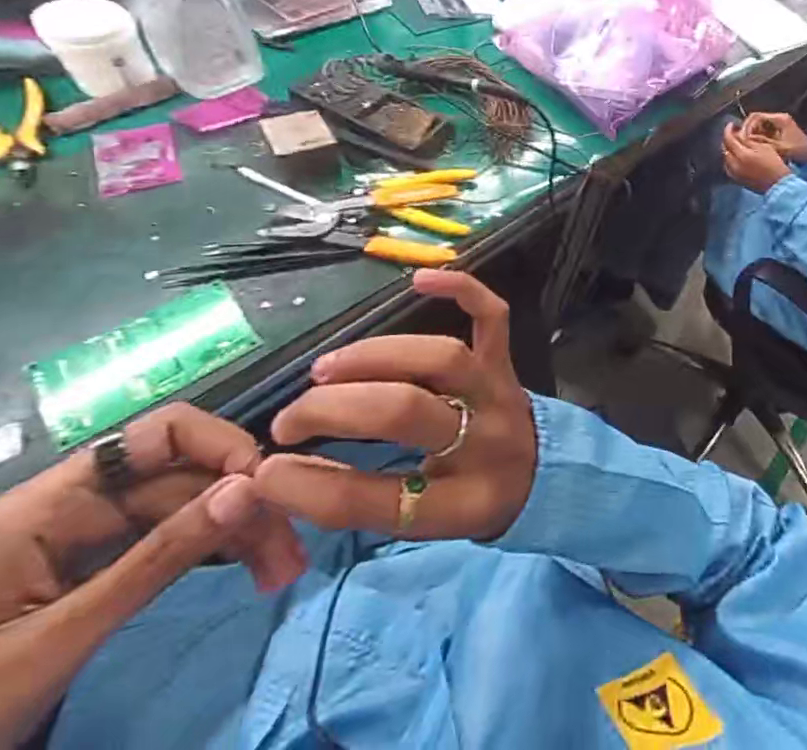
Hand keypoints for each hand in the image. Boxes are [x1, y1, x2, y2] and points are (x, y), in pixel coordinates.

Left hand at [0, 405, 306, 749]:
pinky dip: (202, 557)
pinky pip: (157, 548)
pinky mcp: (84, 578)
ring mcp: (78, 543)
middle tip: (289, 559)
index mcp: (48, 502)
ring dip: (231, 534)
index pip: (156, 436)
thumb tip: (246, 489)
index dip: (219, 446)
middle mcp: (70, 507)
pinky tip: (241, 571)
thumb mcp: (57, 639)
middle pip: (177, 478)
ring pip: (176, 513)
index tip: (265, 489)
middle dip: (239, 505)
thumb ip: (156, 560)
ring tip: (279, 572)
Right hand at [255, 270, 537, 540]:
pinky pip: (492, 317)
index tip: (265, 472)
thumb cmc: (466, 502)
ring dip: (374, 357)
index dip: (310, 488)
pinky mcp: (505, 361)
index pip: (378, 499)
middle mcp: (485, 444)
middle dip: (333, 410)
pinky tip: (418, 280)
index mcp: (462, 506)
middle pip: (406, 412)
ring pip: (440, 357)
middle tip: (290, 419)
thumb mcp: (419, 525)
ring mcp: (498, 393)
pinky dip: (460, 290)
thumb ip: (356, 501)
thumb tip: (279, 475)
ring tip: (325, 371)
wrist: (541, 478)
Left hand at [723, 122, 792, 193]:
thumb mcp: (763, 147)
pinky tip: (737, 157)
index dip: (728, 130)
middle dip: (728, 140)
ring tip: (736, 144)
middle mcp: (733, 164)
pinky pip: (728, 166)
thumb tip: (738, 135)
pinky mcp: (737, 179)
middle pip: (725, 148)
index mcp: (741, 155)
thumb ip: (748, 140)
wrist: (778, 184)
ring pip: (726, 158)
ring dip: (729, 150)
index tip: (731, 124)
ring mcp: (734, 173)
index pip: (729, 139)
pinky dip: (730, 159)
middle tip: (734, 133)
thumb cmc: (774, 163)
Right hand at [742, 112, 806, 162]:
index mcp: (780, 119)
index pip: (755, 116)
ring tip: (748, 145)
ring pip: (758, 125)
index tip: (742, 136)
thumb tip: (746, 139)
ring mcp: (779, 124)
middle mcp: (779, 119)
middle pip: (755, 120)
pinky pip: (763, 130)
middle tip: (743, 141)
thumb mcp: (779, 147)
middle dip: (747, 130)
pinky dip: (757, 137)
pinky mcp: (779, 130)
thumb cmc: (799, 151)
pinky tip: (756, 146)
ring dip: (752, 134)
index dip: (746, 126)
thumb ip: (761, 142)